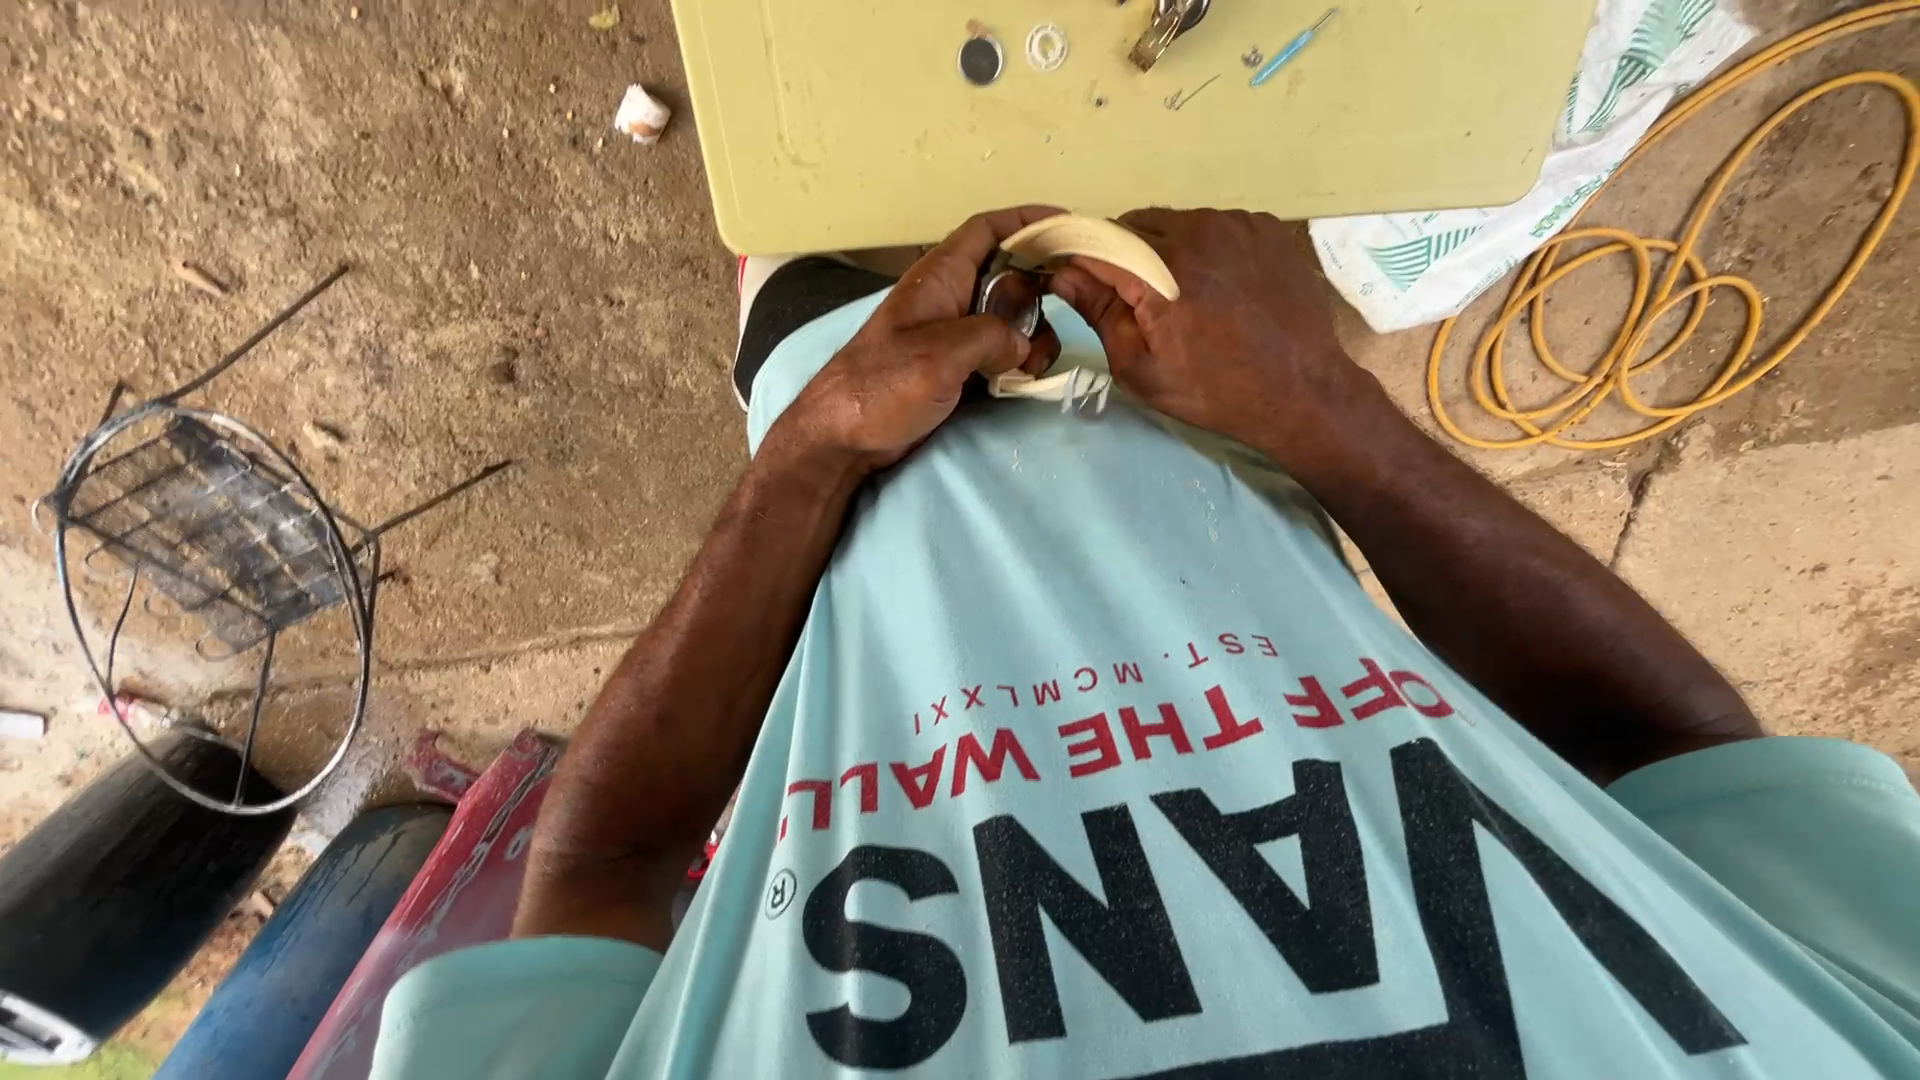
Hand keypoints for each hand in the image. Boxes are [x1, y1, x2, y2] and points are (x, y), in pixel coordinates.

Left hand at [770, 207, 1064, 471]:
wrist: (843, 438)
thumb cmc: (881, 387)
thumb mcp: (942, 353)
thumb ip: (992, 336)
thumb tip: (1020, 346)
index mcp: (940, 278)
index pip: (988, 230)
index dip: (1027, 220)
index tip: (1067, 225)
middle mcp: (949, 299)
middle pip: (1008, 277)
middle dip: (1038, 294)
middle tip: (1058, 321)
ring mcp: (952, 336)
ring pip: (1008, 320)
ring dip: (1031, 336)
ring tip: (1034, 366)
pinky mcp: (954, 370)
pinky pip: (997, 354)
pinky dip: (1017, 363)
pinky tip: (1022, 380)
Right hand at [1046, 208, 1377, 461]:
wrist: (1300, 391)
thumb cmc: (1212, 390)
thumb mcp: (1140, 368)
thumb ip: (1100, 313)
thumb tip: (1063, 274)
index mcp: (1159, 268)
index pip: (1097, 241)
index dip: (1081, 259)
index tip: (1080, 283)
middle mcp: (1197, 230)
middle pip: (1135, 225)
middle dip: (1123, 257)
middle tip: (1136, 302)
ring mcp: (1237, 224)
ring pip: (1177, 223)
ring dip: (1164, 250)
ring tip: (1183, 297)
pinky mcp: (1266, 228)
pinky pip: (1216, 225)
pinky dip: (1205, 248)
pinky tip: (1219, 287)